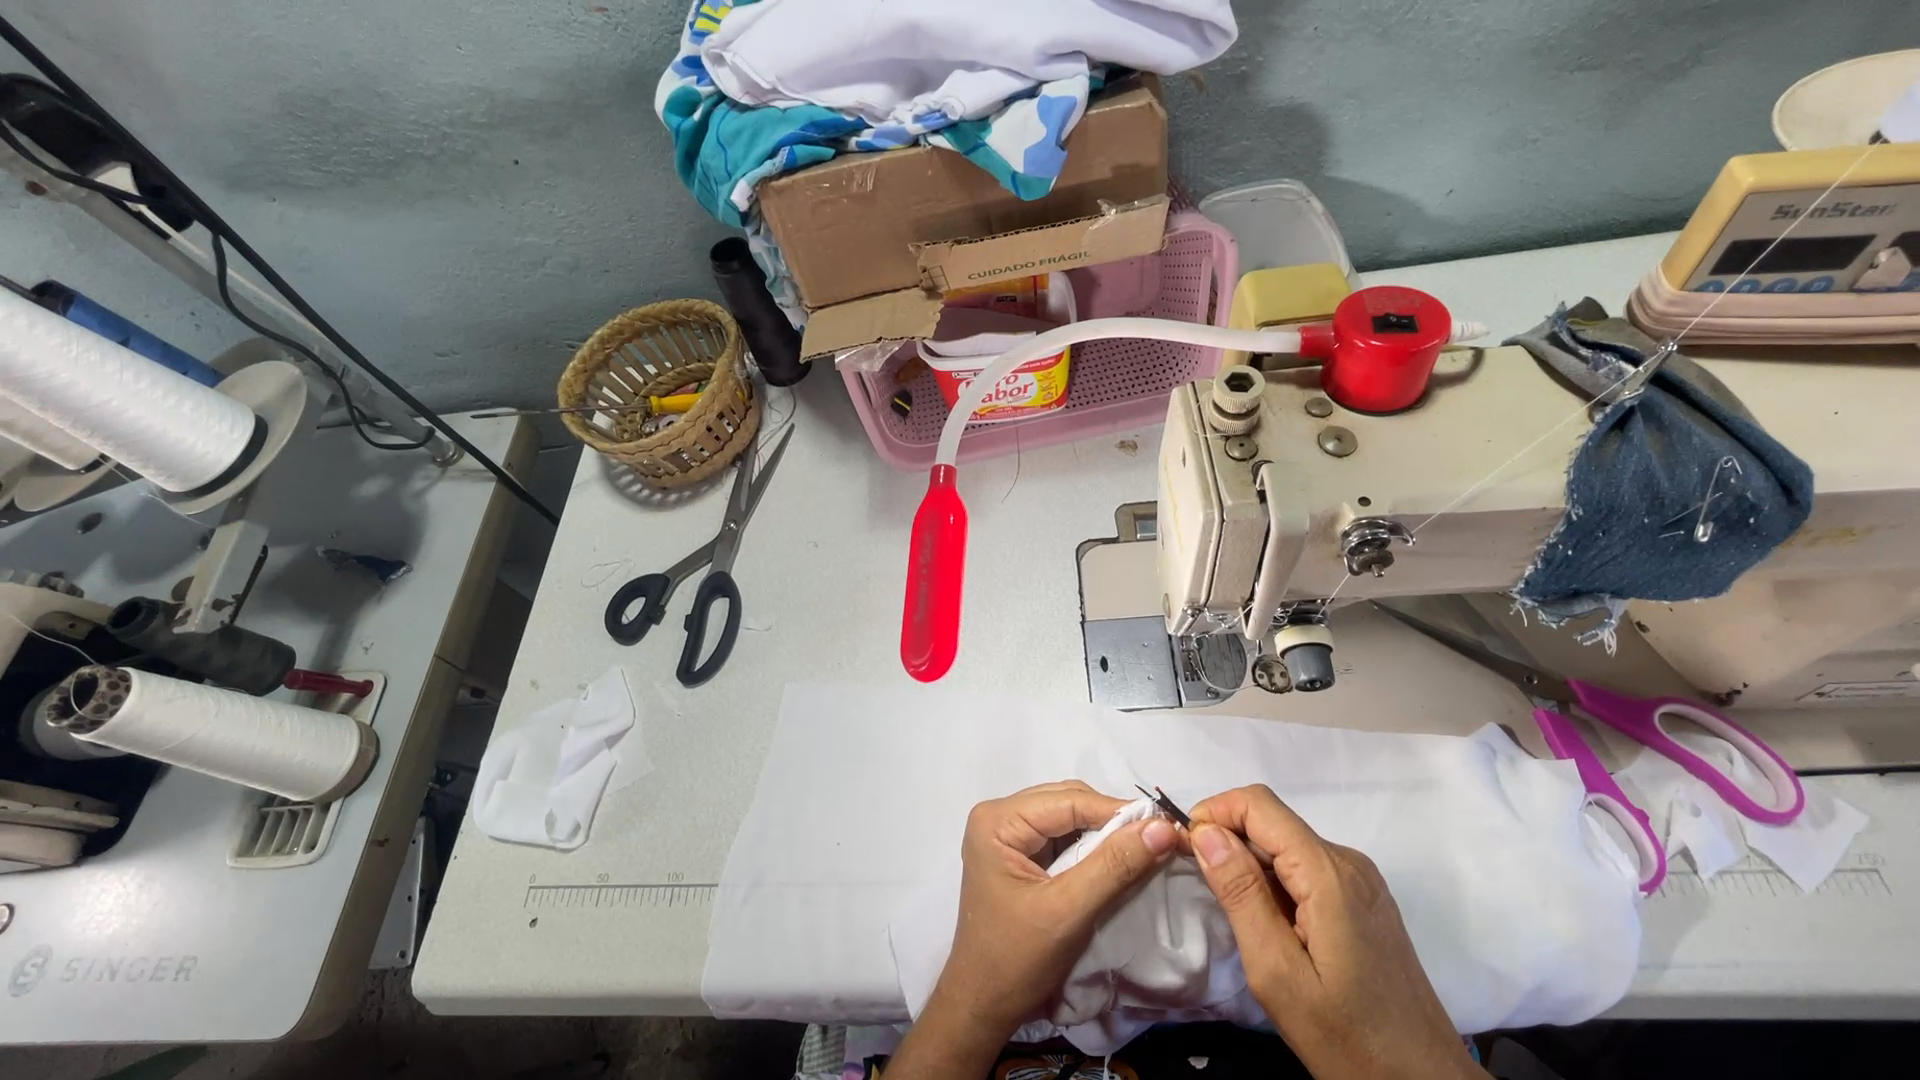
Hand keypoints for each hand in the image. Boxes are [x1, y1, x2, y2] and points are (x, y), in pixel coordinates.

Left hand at [889, 781, 1178, 1079]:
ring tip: (1143, 848)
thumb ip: (1115, 865)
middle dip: (1112, 820)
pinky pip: (1063, 836)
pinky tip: (1115, 861)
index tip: (1167, 826)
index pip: (1069, 800)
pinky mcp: (1018, 855)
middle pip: (1068, 802)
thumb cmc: (1017, 959)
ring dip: (1104, 833)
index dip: (1118, 811)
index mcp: (998, 821)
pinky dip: (1091, 847)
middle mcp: (998, 817)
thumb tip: (1163, 827)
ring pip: (1068, 817)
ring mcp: (1007, 835)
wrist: (983, 1005)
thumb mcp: (1069, 911)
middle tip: (1158, 838)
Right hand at [1188, 785, 1486, 1079]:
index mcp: (1328, 873)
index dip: (1213, 814)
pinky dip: (1273, 880)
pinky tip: (1267, 923)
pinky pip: (1305, 867)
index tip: (1186, 852)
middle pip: (1271, 820)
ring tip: (1232, 912)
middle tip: (1201, 887)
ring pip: (1286, 843)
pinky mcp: (1363, 900)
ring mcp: (1360, 880)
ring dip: (1248, 862)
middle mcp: (1348, 862)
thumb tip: (1205, 832)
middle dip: (1226, 839)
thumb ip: (1241, 894)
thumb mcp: (1277, 972)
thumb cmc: (1346, 1037)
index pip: (1257, 804)